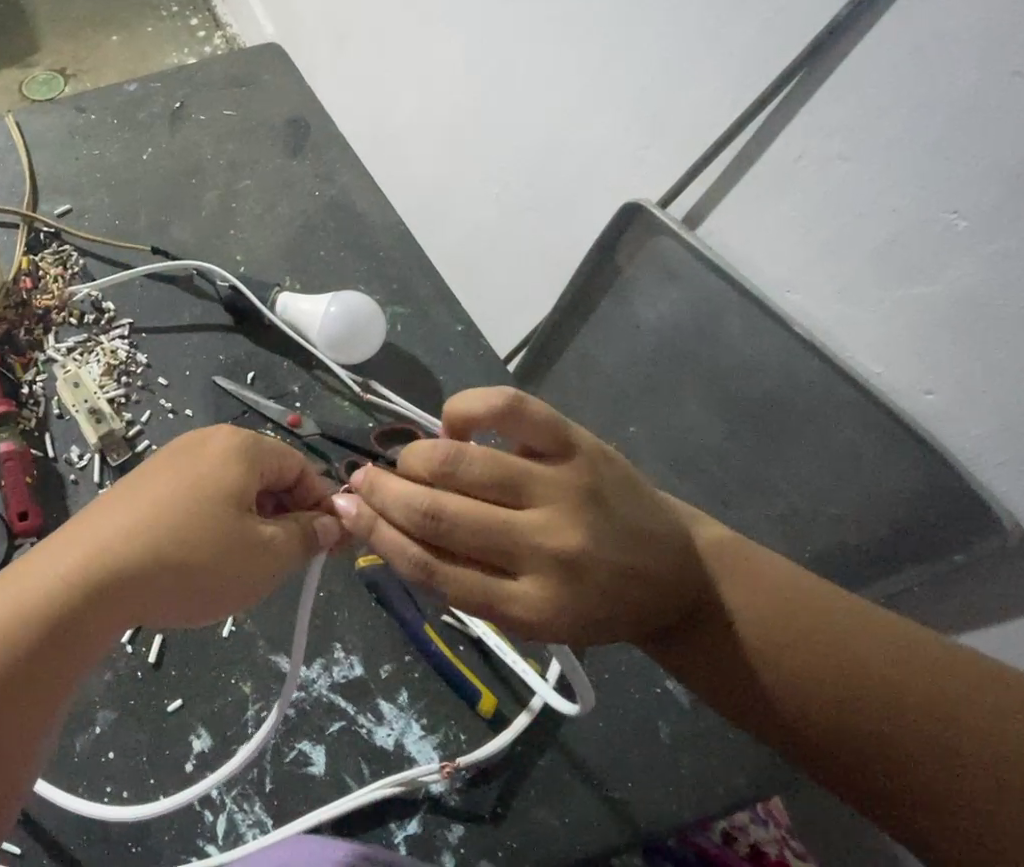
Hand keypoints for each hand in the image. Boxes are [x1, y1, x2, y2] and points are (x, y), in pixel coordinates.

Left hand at [46, 425, 343, 629]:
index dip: (322, 508)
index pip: (302, 467)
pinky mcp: (144, 484)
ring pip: (230, 488)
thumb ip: (306, 536)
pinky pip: (197, 497)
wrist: (92, 574)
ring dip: (249, 523)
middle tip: (286, 564)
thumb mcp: (265, 557)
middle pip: (265, 473)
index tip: (329, 552)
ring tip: (240, 567)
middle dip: (284, 516)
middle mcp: (205, 441)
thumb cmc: (192, 561)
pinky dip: (212, 523)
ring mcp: (169, 459)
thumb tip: (329, 522)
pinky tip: (199, 560)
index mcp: (241, 446)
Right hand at [329, 387, 707, 645]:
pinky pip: (506, 408)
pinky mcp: (580, 445)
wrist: (678, 576)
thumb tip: (374, 523)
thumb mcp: (523, 615)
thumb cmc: (587, 602)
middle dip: (381, 492)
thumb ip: (454, 576)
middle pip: (435, 513)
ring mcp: (565, 490)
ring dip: (412, 458)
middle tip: (361, 480)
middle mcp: (548, 551)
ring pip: (457, 463)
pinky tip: (452, 428)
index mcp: (529, 607)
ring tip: (406, 463)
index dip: (375, 533)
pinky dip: (462, 410)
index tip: (345, 508)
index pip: (428, 566)